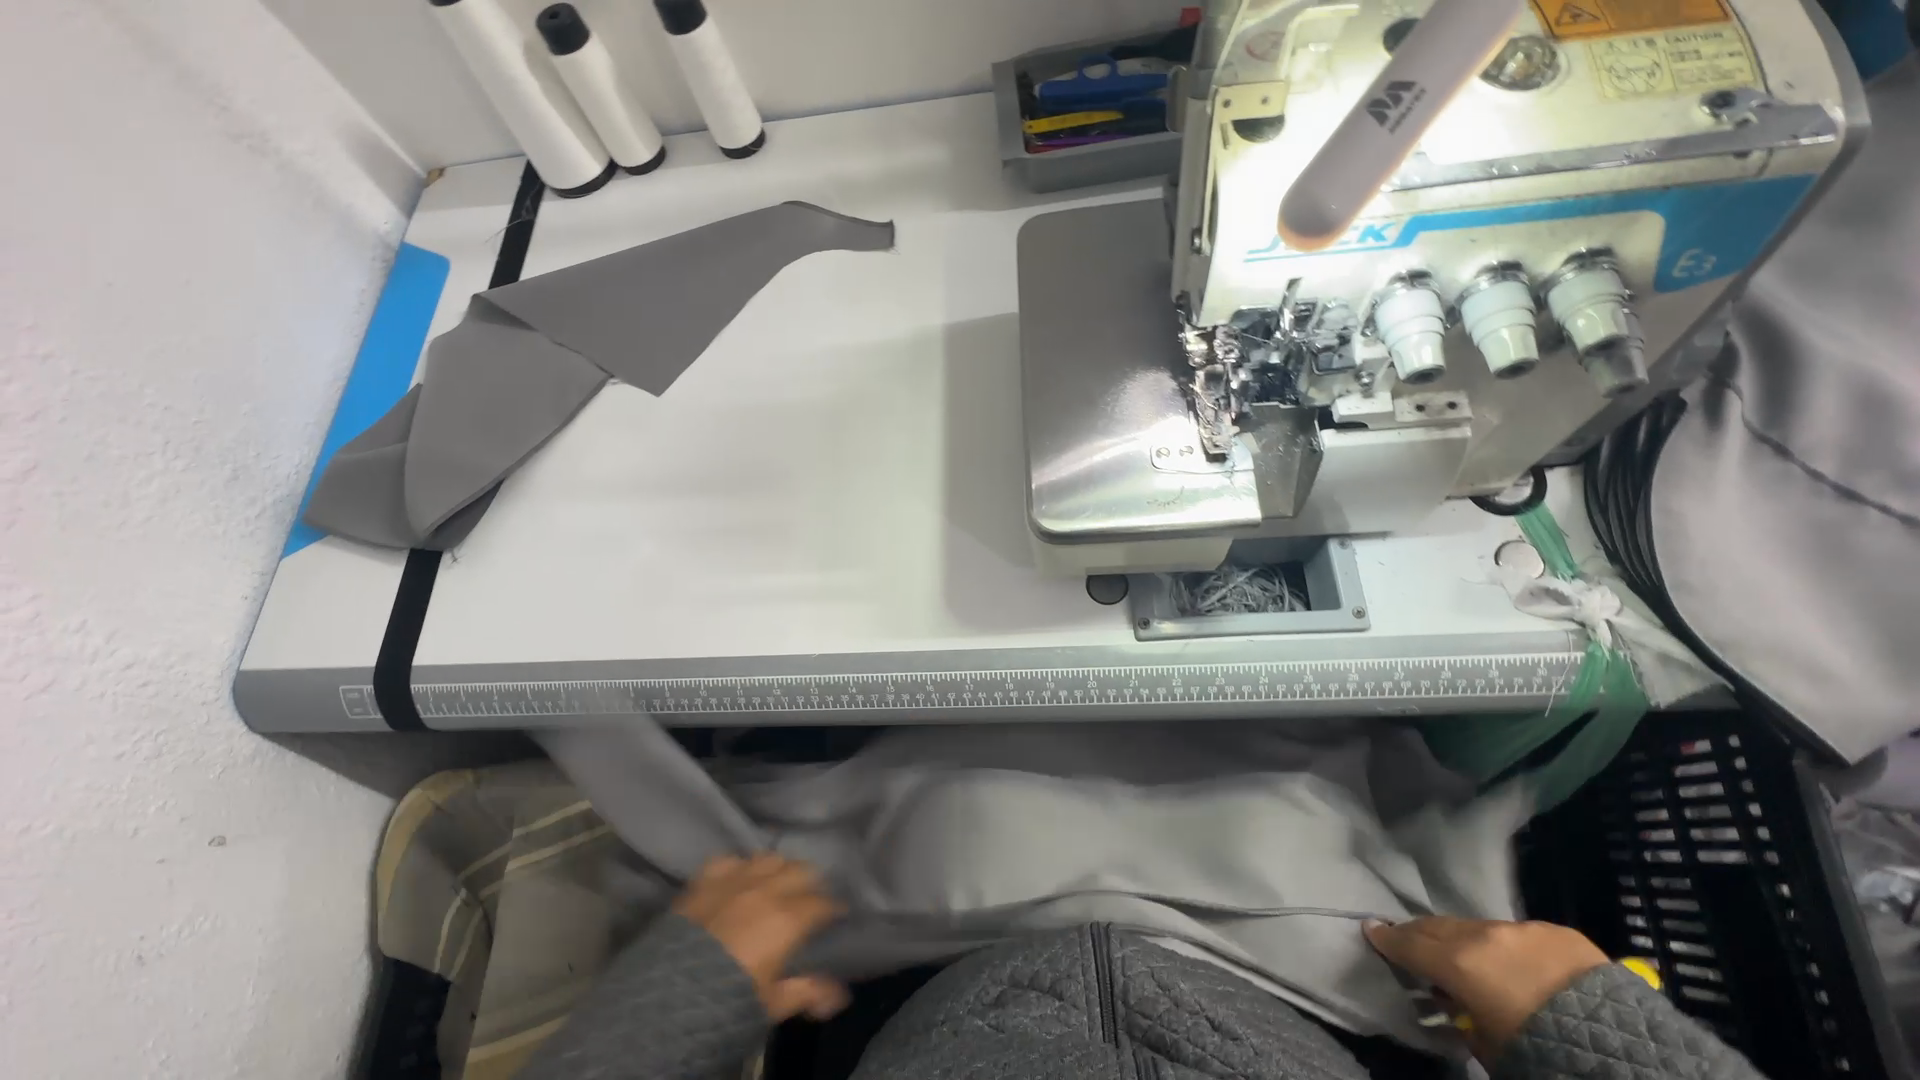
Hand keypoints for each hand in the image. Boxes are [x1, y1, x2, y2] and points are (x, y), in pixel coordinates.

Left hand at [673, 854, 850, 1021]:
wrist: (667, 995)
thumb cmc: (726, 1000)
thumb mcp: (770, 1004)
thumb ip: (806, 992)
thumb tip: (837, 995)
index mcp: (788, 918)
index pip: (823, 902)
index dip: (833, 909)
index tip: (837, 917)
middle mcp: (766, 889)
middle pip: (801, 870)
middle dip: (810, 882)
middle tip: (810, 900)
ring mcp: (733, 880)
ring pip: (769, 858)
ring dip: (778, 869)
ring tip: (777, 884)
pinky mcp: (704, 880)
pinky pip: (729, 859)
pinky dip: (739, 867)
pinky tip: (739, 878)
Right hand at [1365, 916, 1609, 1060]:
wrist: (1623, 1048)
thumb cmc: (1543, 1053)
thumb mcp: (1486, 1045)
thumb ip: (1459, 1014)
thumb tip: (1450, 1000)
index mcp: (1460, 963)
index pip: (1409, 945)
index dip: (1387, 939)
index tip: (1371, 929)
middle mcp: (1485, 936)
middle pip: (1439, 927)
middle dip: (1420, 933)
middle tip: (1407, 939)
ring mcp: (1523, 929)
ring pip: (1478, 927)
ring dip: (1464, 939)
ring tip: (1461, 954)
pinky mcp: (1557, 932)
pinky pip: (1519, 935)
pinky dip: (1506, 947)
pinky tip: (1515, 966)